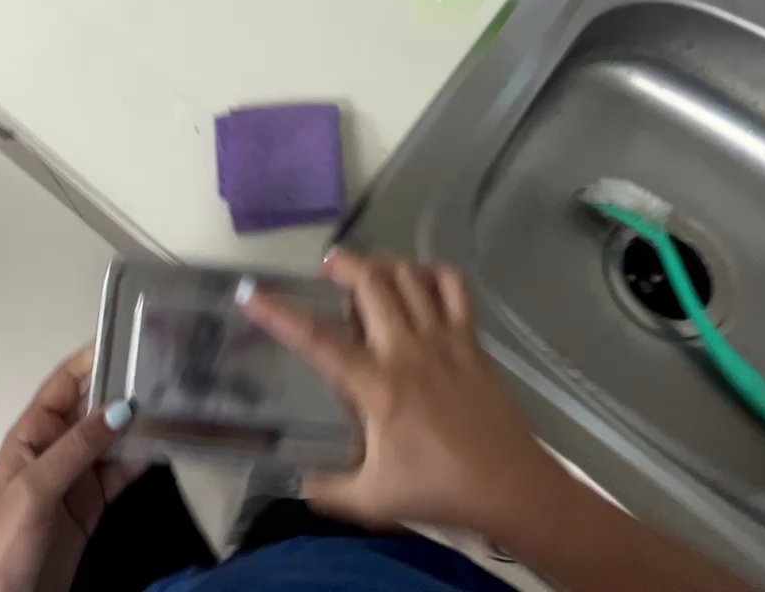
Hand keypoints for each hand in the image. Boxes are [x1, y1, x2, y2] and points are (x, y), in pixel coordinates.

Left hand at [0, 346, 143, 591]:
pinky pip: (120, 471)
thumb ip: (79, 447)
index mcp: (32, 433)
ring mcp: (75, 476)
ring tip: (175, 400)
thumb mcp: (37, 489)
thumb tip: (123, 405)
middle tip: (165, 367)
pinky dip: (141, 458)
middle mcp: (55, 446)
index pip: (65, 382)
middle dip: (123, 387)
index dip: (93, 358)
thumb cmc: (5, 542)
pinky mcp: (92, 505)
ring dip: (137, 422)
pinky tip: (167, 444)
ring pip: (111, 437)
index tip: (129, 337)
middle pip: (92, 406)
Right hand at [238, 249, 565, 538]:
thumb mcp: (374, 501)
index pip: (317, 339)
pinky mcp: (470, 340)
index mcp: (376, 385)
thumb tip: (299, 483)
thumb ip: (329, 490)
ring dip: (382, 264)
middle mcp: (406, 349)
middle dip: (342, 264)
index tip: (251, 293)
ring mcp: (443, 339)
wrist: (513, 490)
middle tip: (327, 268)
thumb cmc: (440, 491)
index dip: (278, 313)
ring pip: (408, 276)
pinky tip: (419, 280)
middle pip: (370, 282)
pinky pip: (454, 288)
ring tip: (367, 271)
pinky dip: (433, 273)